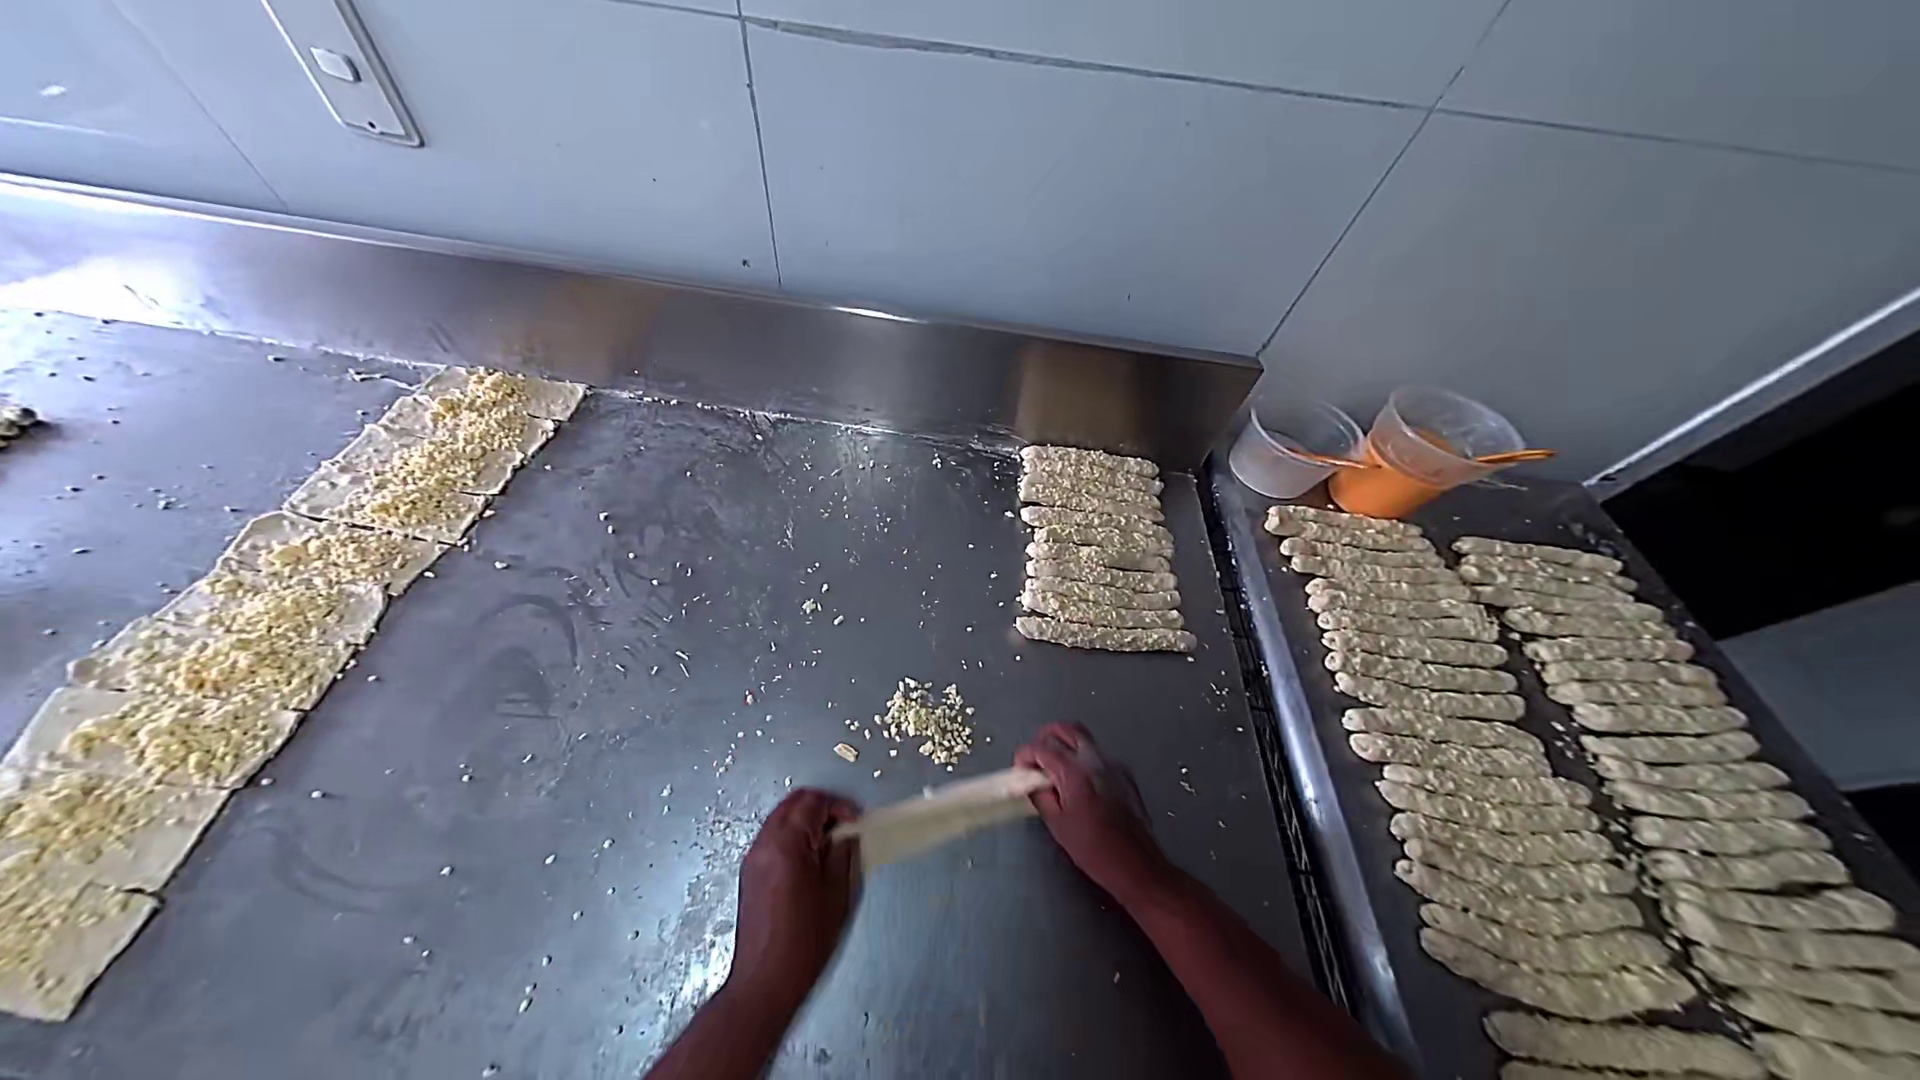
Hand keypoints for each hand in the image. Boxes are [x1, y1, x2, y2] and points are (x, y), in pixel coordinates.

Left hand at [729, 789, 861, 1005]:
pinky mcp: (750, 873)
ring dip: (807, 821)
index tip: (856, 822)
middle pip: (794, 802)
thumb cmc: (805, 940)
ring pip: (782, 817)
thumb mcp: (837, 891)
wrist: (766, 981)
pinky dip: (794, 836)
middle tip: (845, 827)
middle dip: (823, 807)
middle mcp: (765, 843)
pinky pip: (774, 837)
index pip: (814, 801)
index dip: (840, 806)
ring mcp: (754, 858)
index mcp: (787, 843)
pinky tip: (811, 860)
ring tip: (831, 844)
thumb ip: (843, 851)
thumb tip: (847, 833)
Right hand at [1015, 723, 1171, 901]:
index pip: (1041, 747)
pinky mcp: (1123, 772)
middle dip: (1044, 739)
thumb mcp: (1057, 824)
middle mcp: (1095, 760)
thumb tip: (1030, 781)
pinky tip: (1076, 781)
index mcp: (1074, 772)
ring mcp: (1112, 763)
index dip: (1025, 755)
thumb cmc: (1094, 850)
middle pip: (1064, 729)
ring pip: (1082, 736)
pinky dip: (1081, 756)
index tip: (1020, 770)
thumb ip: (1039, 795)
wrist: (1136, 865)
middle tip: (1034, 760)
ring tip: (1053, 769)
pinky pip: (1097, 752)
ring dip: (1063, 744)